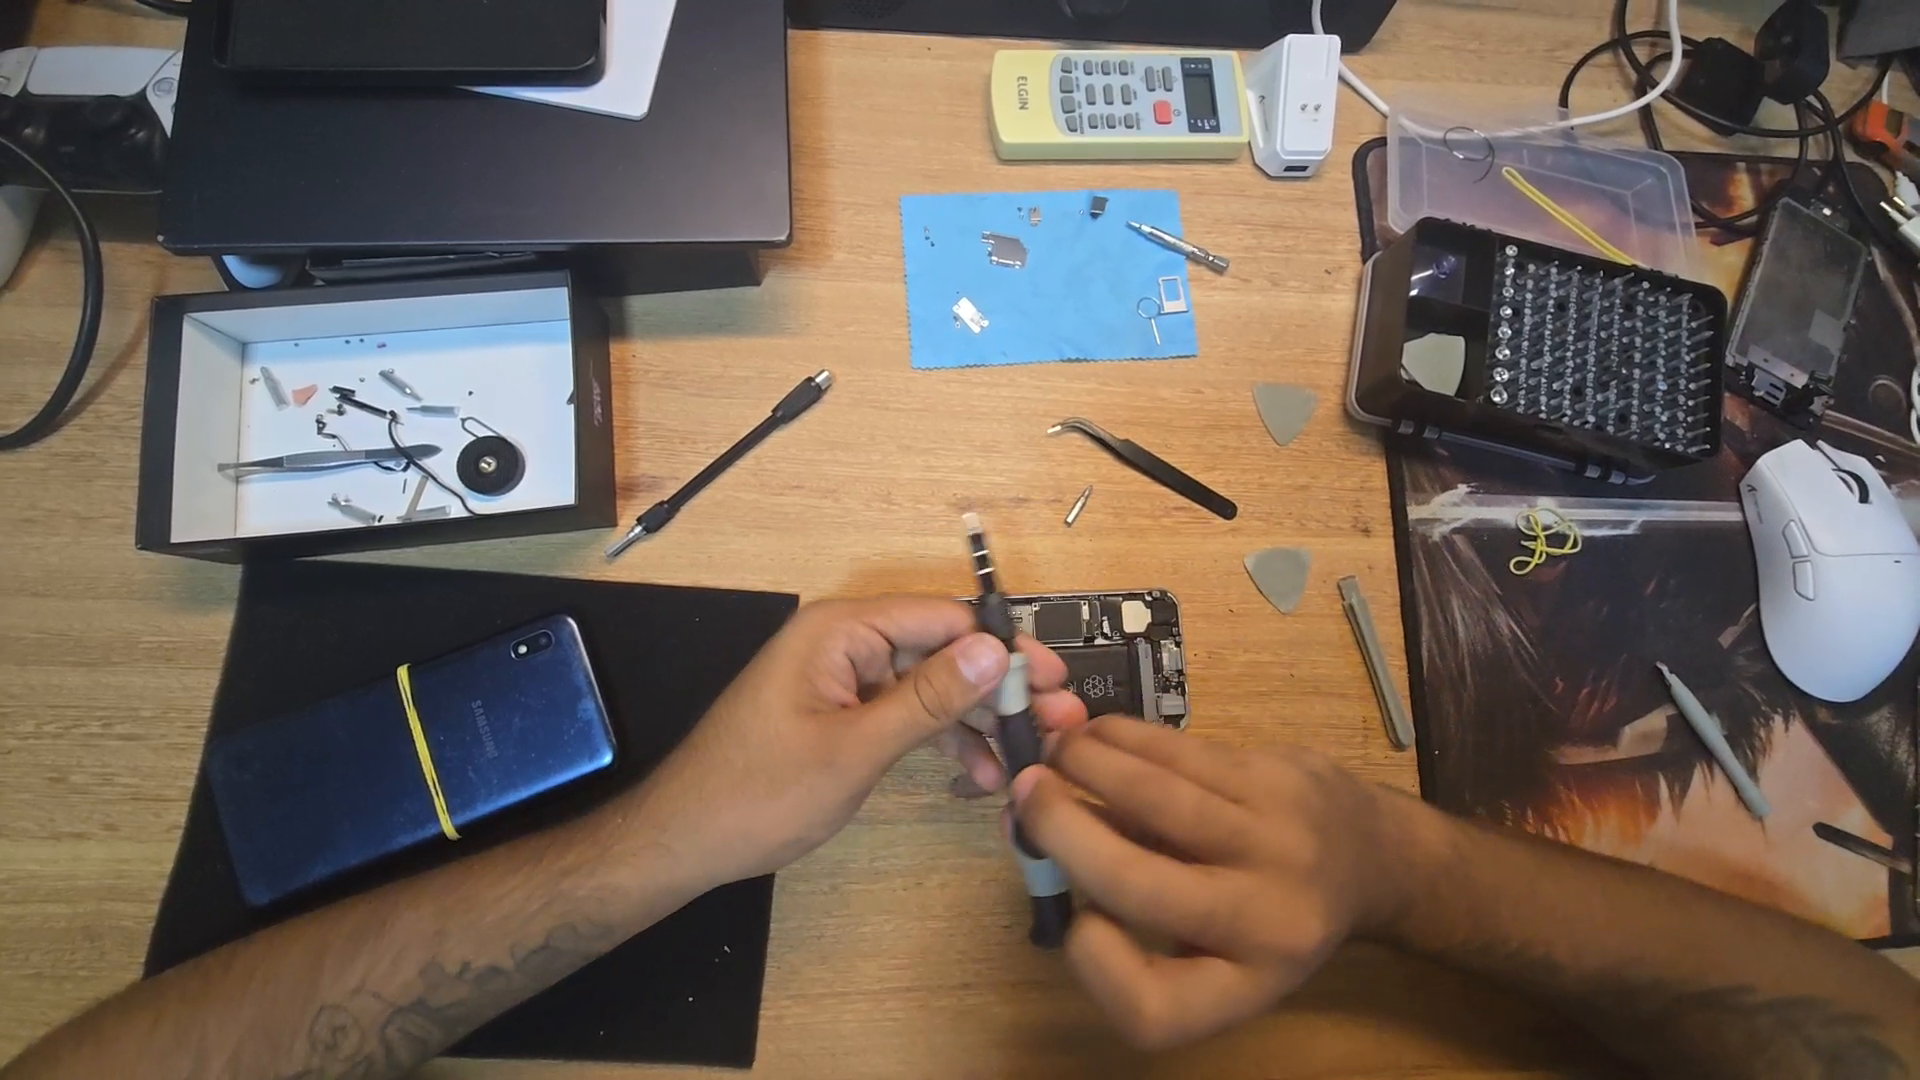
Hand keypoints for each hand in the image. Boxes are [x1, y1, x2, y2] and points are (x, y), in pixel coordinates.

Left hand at [625, 597, 1085, 891]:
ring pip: (929, 685)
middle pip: (940, 650)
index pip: (942, 619)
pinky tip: (977, 773)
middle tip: (1055, 721)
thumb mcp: (855, 748)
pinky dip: (940, 738)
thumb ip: (929, 698)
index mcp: (843, 629)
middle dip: (997, 688)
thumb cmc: (762, 791)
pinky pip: (904, 712)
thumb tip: (995, 651)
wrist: (686, 842)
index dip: (1002, 647)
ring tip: (1026, 756)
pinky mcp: (845, 709)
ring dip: (976, 720)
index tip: (1053, 680)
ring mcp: (846, 676)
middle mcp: (847, 640)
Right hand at [1011, 716, 1407, 1049]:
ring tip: (1051, 752)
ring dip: (1084, 765)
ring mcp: (1272, 838)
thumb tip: (1031, 824)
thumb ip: (1125, 886)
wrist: (1372, 854)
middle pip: (1140, 885)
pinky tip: (1093, 733)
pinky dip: (1118, 736)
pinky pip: (1175, 748)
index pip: (1155, 1008)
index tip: (1074, 918)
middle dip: (1064, 831)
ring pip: (1154, 796)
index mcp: (1244, 981)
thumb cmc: (1271, 904)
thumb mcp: (1214, 930)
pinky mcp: (1271, 775)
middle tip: (1024, 793)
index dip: (1092, 963)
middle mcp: (1262, 919)